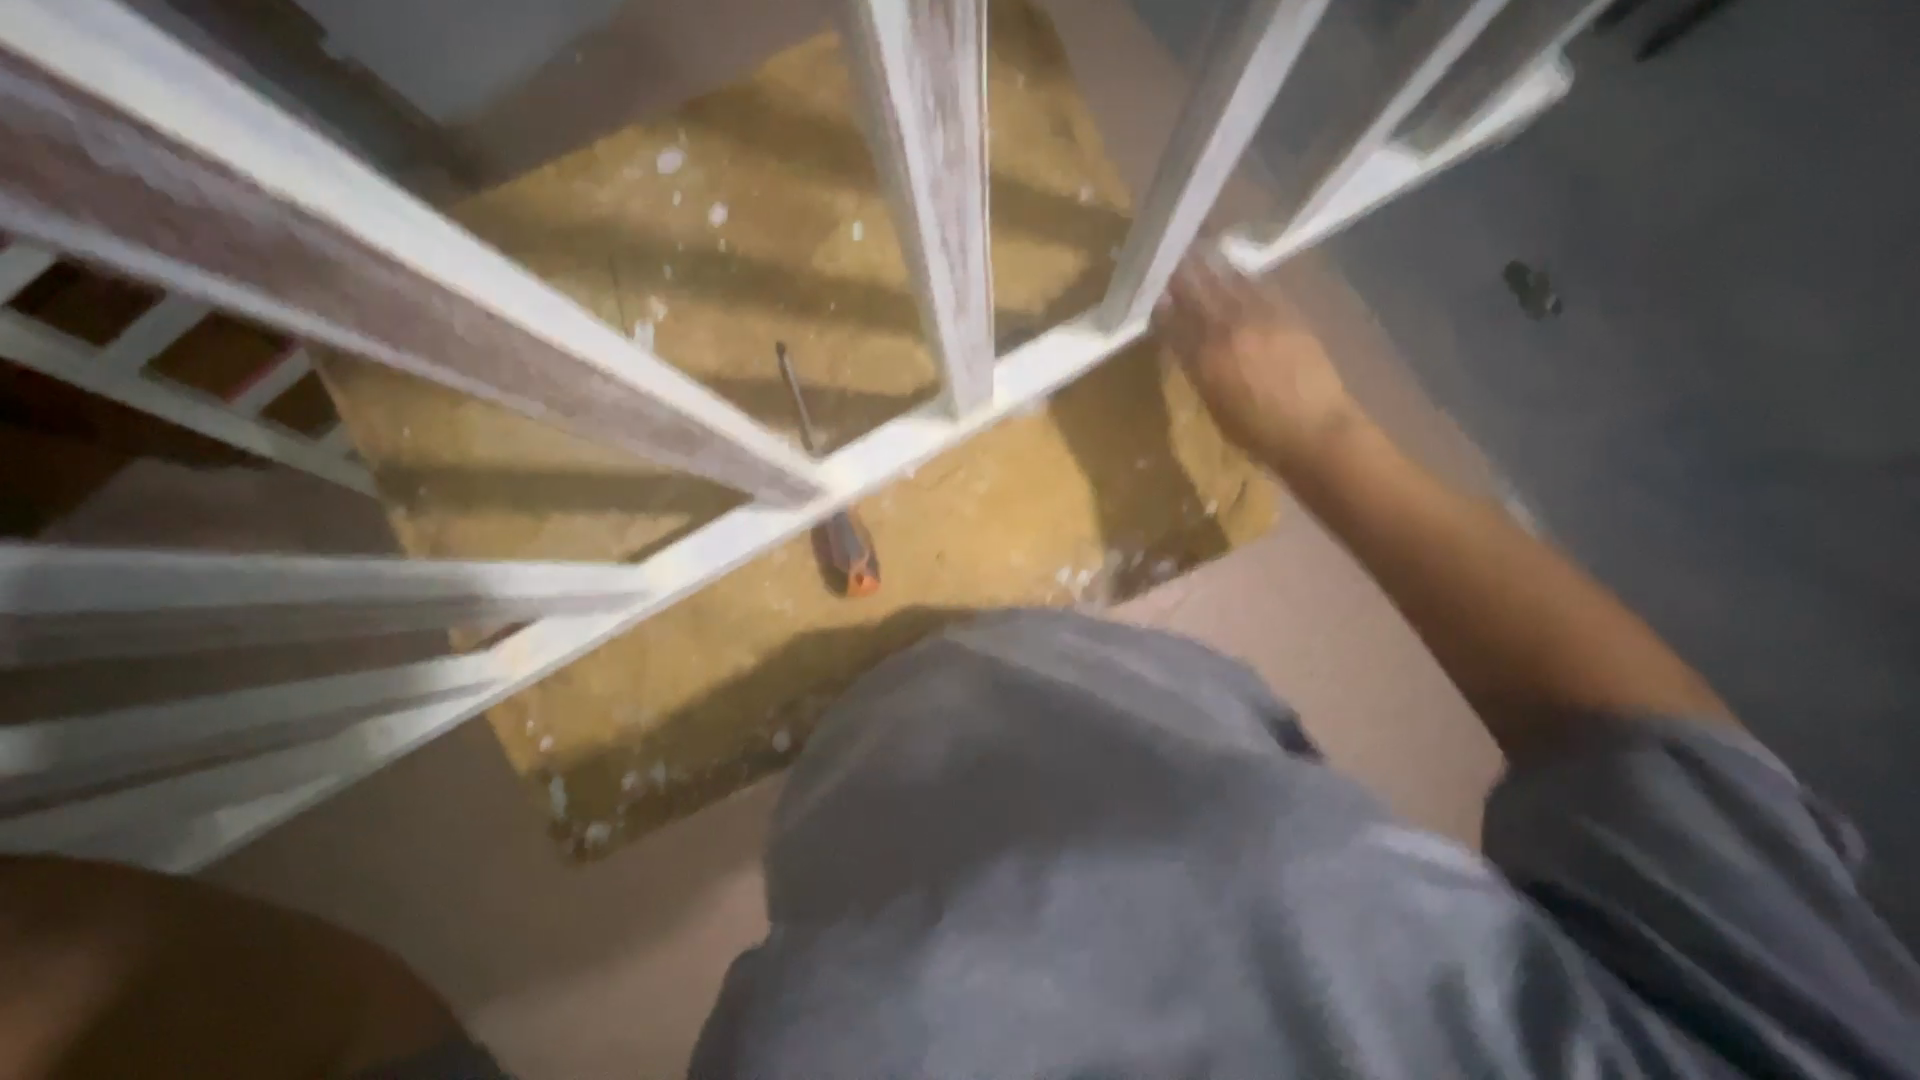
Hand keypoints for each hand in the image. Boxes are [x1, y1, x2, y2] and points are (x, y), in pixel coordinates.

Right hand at [1153, 257, 1361, 470]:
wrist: (1315, 431)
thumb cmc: (1258, 433)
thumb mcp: (1214, 406)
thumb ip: (1196, 369)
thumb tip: (1183, 343)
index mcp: (1205, 358)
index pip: (1172, 321)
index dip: (1159, 306)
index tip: (1151, 293)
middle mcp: (1229, 329)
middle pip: (1198, 290)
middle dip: (1181, 273)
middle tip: (1169, 258)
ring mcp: (1261, 317)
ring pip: (1228, 280)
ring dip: (1210, 265)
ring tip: (1198, 252)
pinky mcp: (1288, 313)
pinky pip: (1258, 285)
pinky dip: (1242, 276)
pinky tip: (1235, 271)